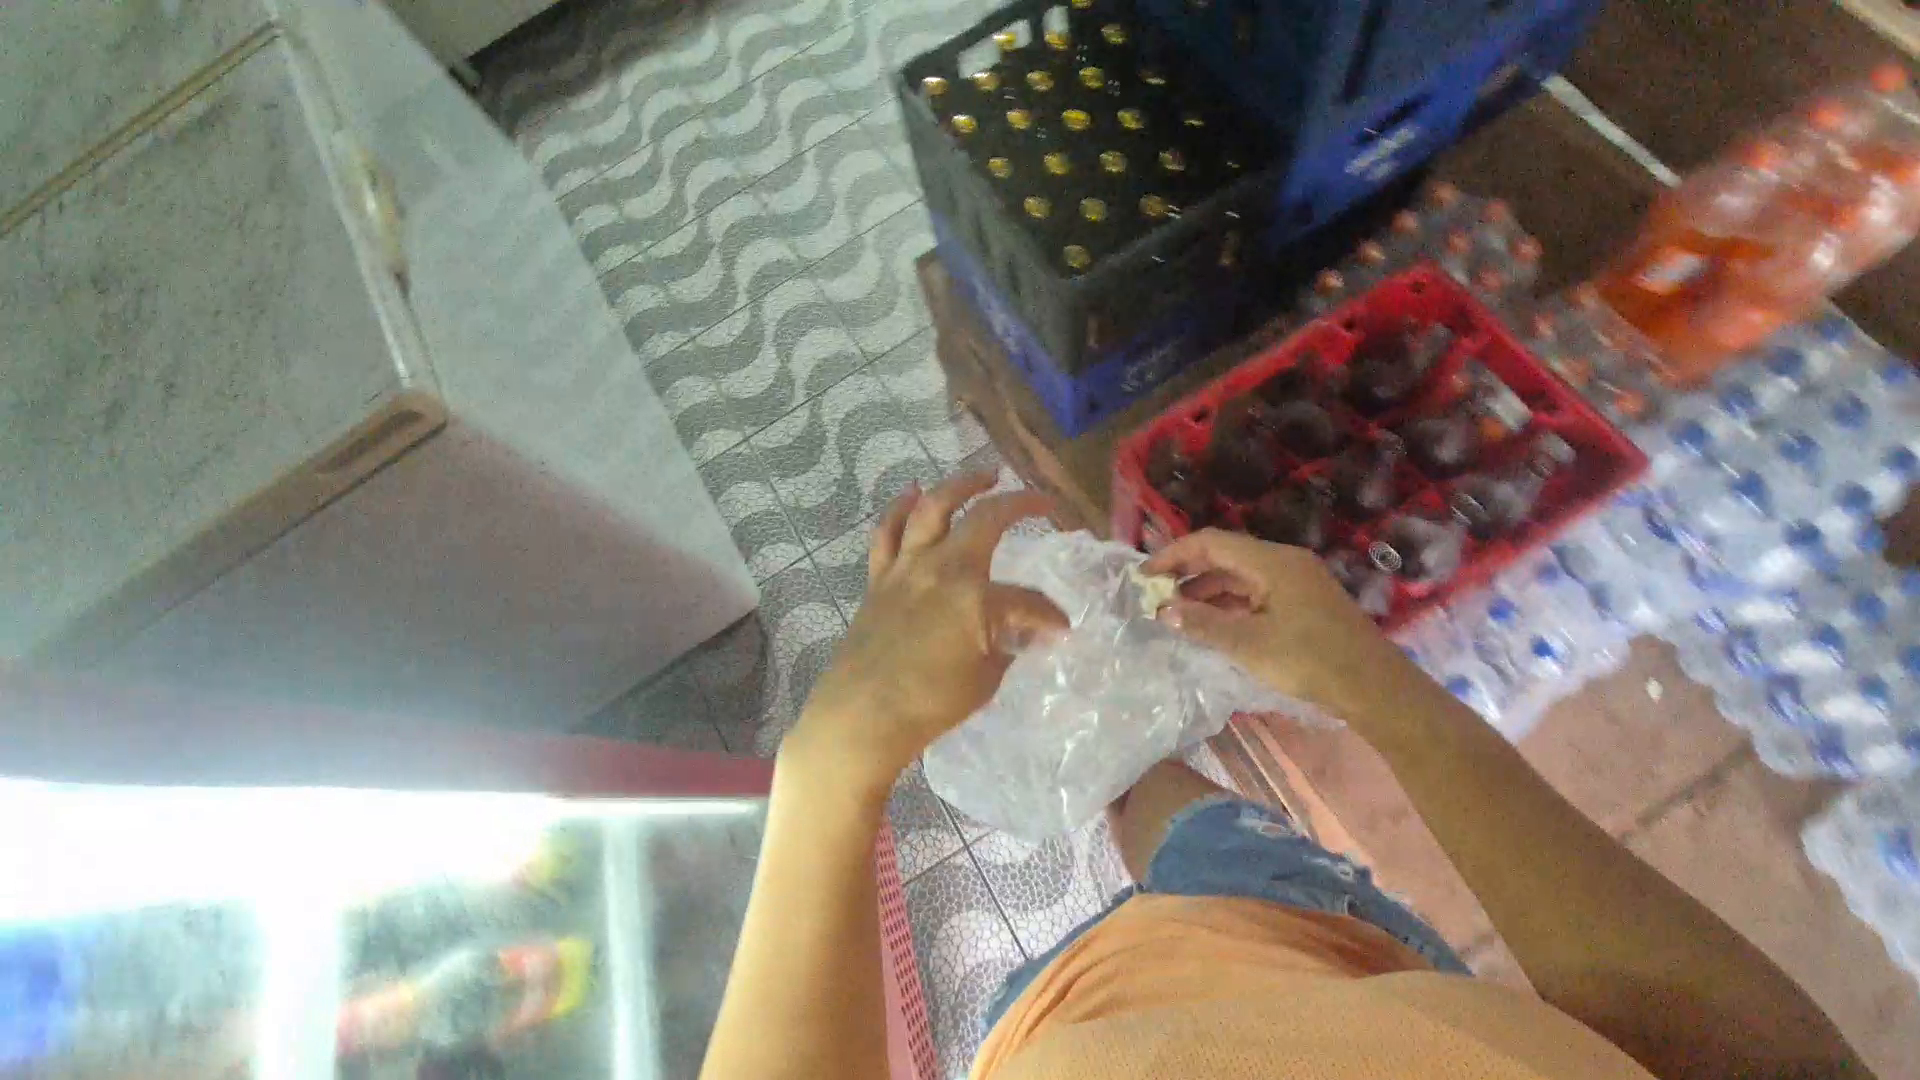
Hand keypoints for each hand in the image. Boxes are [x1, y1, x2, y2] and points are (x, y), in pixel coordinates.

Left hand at [787, 472, 1067, 797]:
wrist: (861, 715)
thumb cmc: (929, 704)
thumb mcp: (985, 679)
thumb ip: (1009, 645)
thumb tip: (1031, 632)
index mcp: (975, 596)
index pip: (1027, 600)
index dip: (1050, 614)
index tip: (1062, 628)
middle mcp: (942, 568)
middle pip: (985, 520)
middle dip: (1019, 504)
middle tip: (1039, 502)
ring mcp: (906, 568)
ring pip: (933, 508)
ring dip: (961, 485)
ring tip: (984, 475)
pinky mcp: (879, 578)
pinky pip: (887, 532)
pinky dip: (900, 509)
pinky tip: (913, 493)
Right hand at [1141, 529, 1418, 723]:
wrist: (1375, 688)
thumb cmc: (1310, 660)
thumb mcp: (1248, 644)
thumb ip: (1203, 623)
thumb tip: (1162, 610)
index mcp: (1271, 562)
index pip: (1210, 542)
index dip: (1173, 555)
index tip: (1144, 576)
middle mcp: (1283, 563)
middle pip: (1224, 556)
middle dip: (1186, 573)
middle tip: (1154, 596)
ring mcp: (1296, 582)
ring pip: (1239, 576)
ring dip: (1206, 591)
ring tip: (1176, 613)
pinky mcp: (1303, 602)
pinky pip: (1255, 592)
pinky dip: (1228, 604)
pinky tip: (1211, 624)